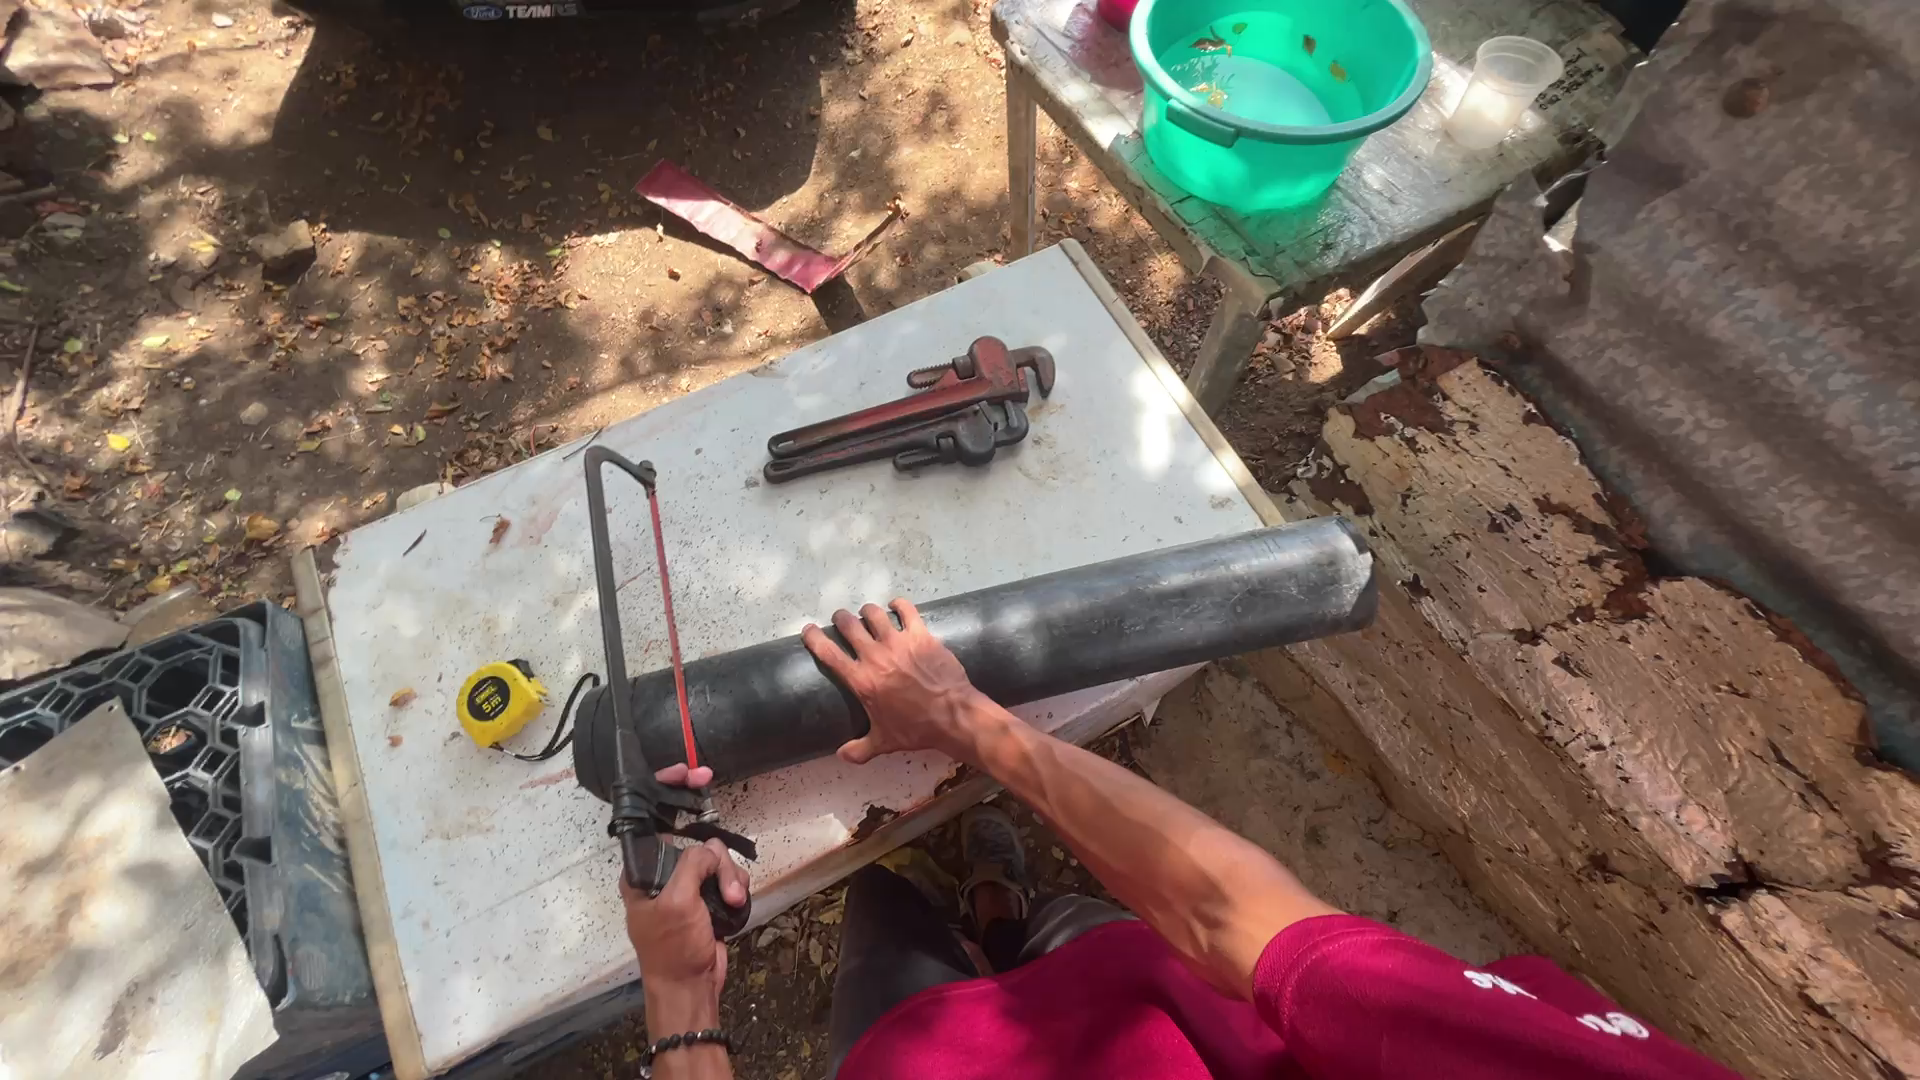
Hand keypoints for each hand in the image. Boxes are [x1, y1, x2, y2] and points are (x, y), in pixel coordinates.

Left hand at [619, 765, 749, 1001]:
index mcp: (641, 871)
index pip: (652, 819)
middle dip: (715, 854)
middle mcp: (662, 873)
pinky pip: (728, 874)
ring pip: (717, 857)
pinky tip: (735, 904)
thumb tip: (709, 850)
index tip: (688, 773)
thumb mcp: (677, 901)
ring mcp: (687, 885)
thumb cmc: (673, 947)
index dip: (668, 791)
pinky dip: (735, 886)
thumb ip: (692, 863)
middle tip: (725, 864)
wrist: (691, 988)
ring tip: (731, 900)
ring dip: (729, 876)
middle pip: (695, 837)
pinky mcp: (708, 897)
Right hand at [801, 598, 1006, 766]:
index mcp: (861, 680)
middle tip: (842, 620)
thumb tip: (841, 755)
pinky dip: (899, 604)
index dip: (814, 638)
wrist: (952, 714)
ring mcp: (898, 642)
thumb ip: (860, 749)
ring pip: (874, 613)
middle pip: (848, 625)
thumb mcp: (884, 741)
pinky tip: (896, 606)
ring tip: (867, 614)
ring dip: (867, 611)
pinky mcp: (920, 635)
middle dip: (841, 619)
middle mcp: (875, 656)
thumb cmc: (916, 728)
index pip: (828, 653)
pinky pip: (906, 610)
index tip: (808, 630)